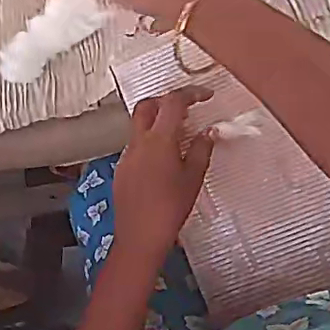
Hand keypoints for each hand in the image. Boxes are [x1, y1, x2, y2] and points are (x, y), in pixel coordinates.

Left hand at [109, 86, 213, 263]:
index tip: (204, 95)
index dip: (190, 93)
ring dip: (157, 123)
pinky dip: (149, 143)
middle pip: (147, 106)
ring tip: (179, 136)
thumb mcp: (193, 178)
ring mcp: (126, 157)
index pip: (172, 102)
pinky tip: (163, 160)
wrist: (140, 236)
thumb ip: (202, 149)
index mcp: (158, 140)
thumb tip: (209, 133)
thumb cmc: (170, 209)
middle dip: (166, 100)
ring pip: (138, 127)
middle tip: (186, 108)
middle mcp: (137, 144)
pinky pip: (134, 147)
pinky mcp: (121, 171)